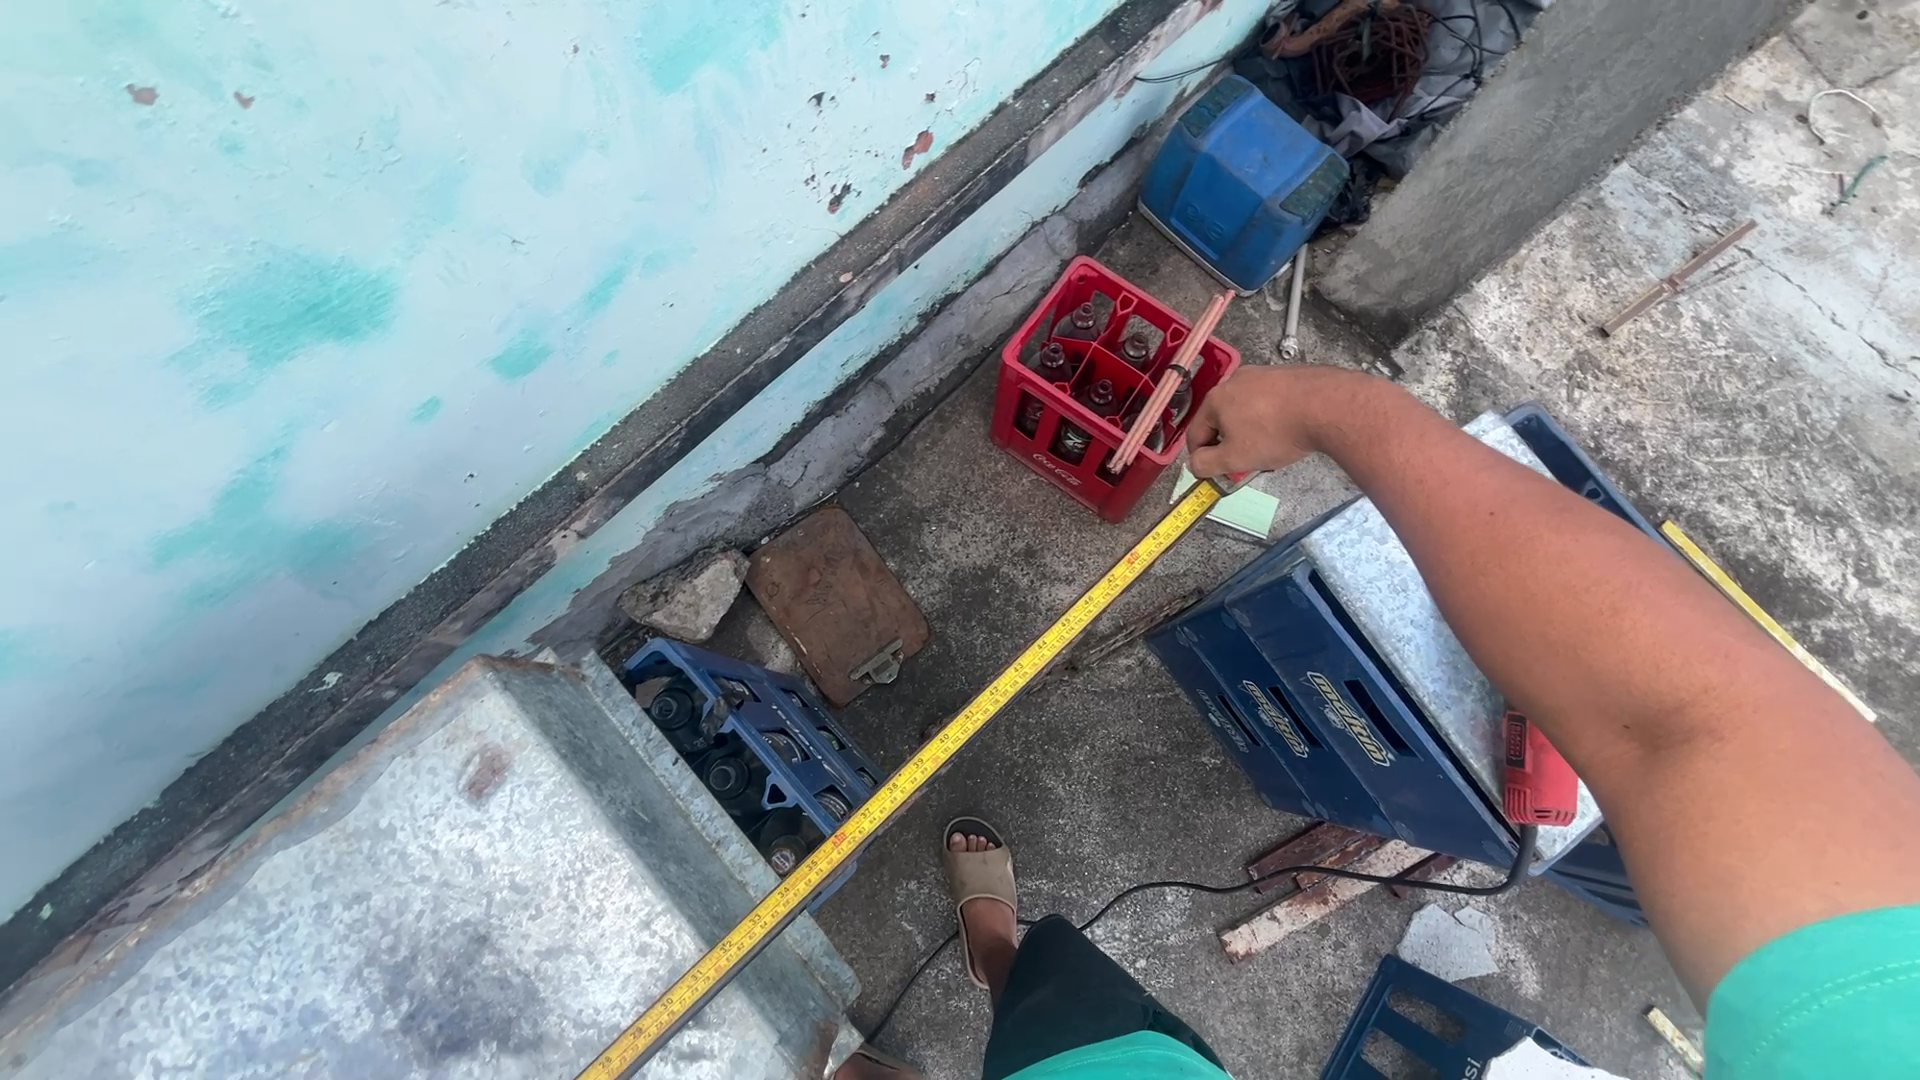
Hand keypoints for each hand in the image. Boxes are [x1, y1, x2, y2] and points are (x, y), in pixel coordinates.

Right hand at [1186, 365, 1380, 477]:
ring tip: (1271, 447)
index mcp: (1215, 399)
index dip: (1202, 458)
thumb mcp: (1234, 459)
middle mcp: (1235, 380)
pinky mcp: (1287, 374)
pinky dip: (1272, 417)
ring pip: (1246, 410)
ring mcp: (1262, 374)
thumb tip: (1195, 464)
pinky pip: (1269, 401)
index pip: (1195, 434)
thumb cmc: (1276, 433)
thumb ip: (1206, 464)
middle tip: (1247, 462)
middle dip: (1230, 443)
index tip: (1218, 472)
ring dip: (1251, 431)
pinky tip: (1288, 429)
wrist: (1328, 406)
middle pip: (1221, 420)